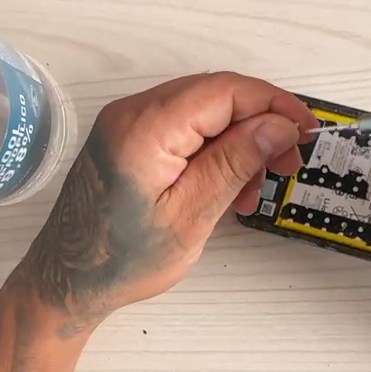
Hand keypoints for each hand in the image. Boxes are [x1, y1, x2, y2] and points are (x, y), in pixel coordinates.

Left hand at [17, 73, 315, 332]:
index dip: (273, 104)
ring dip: (238, 143)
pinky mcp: (127, 141)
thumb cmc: (117, 261)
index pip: (224, 90)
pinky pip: (182, 130)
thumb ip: (234, 164)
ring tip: (251, 191)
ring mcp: (126, 126)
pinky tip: (226, 187)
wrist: (66, 281)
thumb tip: (277, 125)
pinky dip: (212, 152)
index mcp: (142, 129)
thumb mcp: (189, 217)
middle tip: (285, 165)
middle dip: (259, 125)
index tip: (304, 132)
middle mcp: (130, 115)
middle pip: (215, 96)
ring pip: (202, 113)